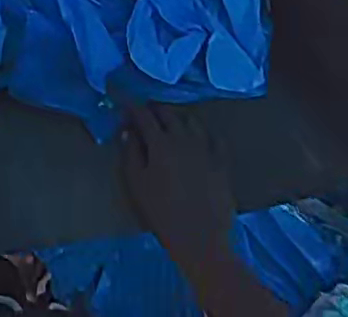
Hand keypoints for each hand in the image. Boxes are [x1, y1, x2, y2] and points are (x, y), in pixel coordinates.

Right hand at [119, 105, 236, 263]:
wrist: (201, 241)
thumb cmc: (162, 214)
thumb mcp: (137, 184)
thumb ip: (131, 153)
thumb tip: (129, 131)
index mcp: (160, 142)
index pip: (143, 115)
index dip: (133, 107)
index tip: (126, 106)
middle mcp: (183, 138)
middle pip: (168, 113)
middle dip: (154, 109)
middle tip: (146, 114)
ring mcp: (205, 148)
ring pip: (192, 120)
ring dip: (178, 118)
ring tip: (172, 124)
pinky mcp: (221, 162)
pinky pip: (214, 137)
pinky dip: (204, 133)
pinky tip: (200, 139)